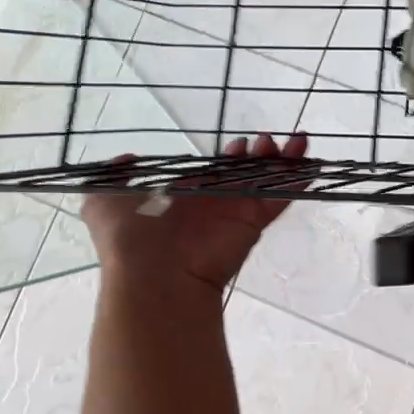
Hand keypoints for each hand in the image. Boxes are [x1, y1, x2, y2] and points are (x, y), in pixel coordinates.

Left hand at [82, 133, 307, 295]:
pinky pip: (282, 198)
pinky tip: (311, 163)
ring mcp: (238, 212)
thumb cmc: (130, 236)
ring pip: (268, 179)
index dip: (232, 155)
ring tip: (295, 140)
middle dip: (261, 152)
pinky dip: (299, 181)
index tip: (240, 143)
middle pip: (248, 171)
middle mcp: (215, 202)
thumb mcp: (103, 201)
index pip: (218, 171)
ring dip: (283, 159)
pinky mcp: (255, 223)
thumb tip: (126, 158)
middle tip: (266, 140)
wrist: (153, 273)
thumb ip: (112, 177)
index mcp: (187, 196)